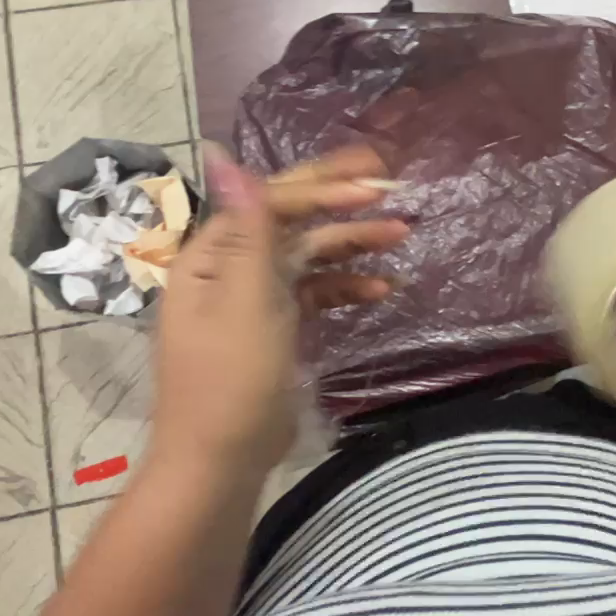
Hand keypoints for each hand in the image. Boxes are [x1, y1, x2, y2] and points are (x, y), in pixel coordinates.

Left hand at [154, 144, 408, 470]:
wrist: (221, 462)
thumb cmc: (231, 381)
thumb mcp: (246, 301)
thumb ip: (249, 228)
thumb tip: (222, 154)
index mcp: (213, 254)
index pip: (272, 202)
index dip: (324, 188)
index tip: (375, 185)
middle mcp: (231, 266)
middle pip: (292, 219)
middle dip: (341, 201)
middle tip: (391, 182)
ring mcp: (254, 297)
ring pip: (308, 255)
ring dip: (352, 244)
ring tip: (403, 233)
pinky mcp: (275, 326)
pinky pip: (314, 293)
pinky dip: (345, 288)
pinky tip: (382, 289)